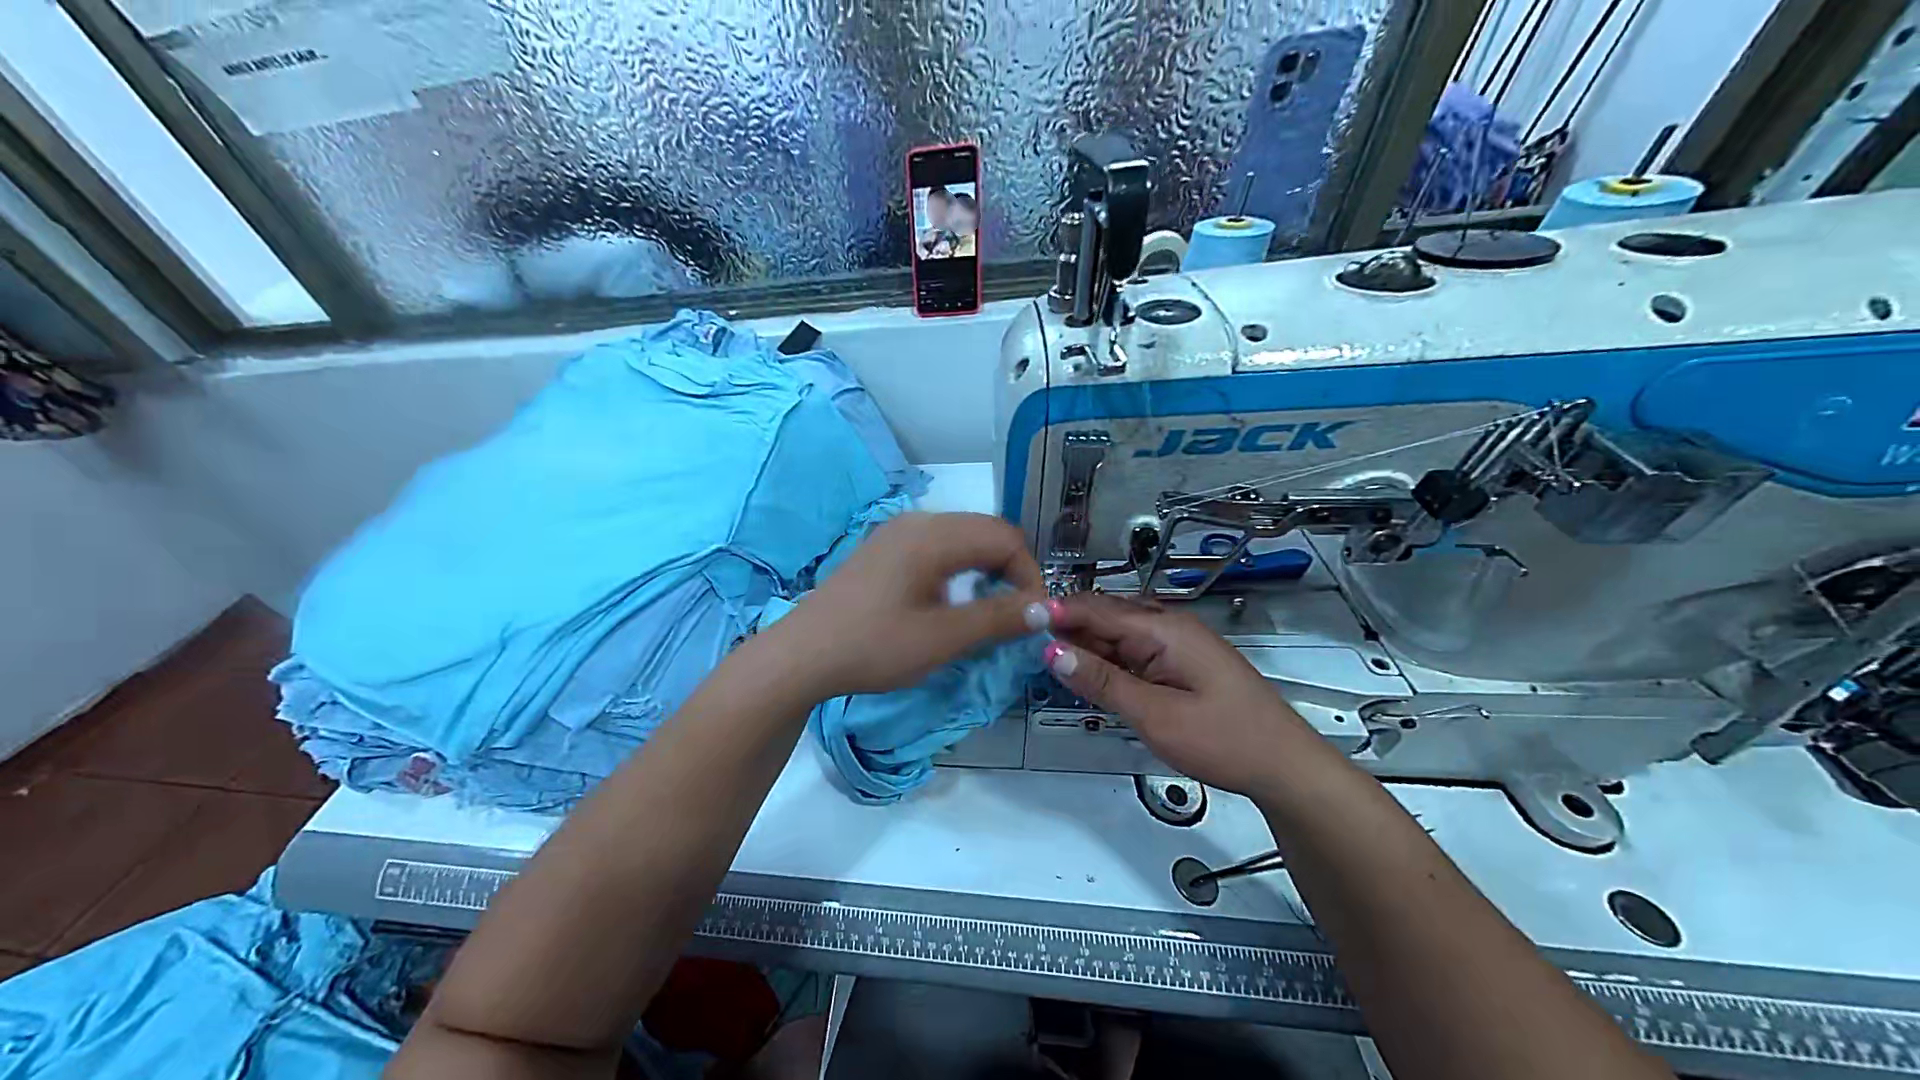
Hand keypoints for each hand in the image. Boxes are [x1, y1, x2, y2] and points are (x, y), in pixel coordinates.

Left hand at [768, 512, 1047, 698]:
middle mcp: (917, 522)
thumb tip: (1045, 608)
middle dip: (1011, 567)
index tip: (1034, 616)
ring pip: (962, 536)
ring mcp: (896, 531)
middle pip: (985, 530)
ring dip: (986, 565)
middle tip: (1018, 612)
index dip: (1029, 574)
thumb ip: (999, 618)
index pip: (1005, 538)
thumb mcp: (943, 638)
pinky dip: (959, 565)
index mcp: (933, 535)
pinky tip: (952, 597)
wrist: (802, 655)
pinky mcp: (883, 547)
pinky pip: (937, 544)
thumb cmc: (874, 646)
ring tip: (990, 606)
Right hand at [1042, 593, 1322, 798]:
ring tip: (1045, 663)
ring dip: (1084, 645)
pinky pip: (1133, 650)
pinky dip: (1107, 660)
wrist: (1283, 765)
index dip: (1055, 613)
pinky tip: (1087, 675)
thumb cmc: (1223, 740)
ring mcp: (1176, 643)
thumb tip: (1051, 651)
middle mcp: (1168, 625)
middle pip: (1104, 616)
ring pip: (1117, 633)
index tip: (1015, 624)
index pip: (1095, 609)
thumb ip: (1101, 681)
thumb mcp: (1155, 715)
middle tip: (1023, 649)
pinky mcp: (1180, 662)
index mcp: (1162, 629)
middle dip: (1066, 628)